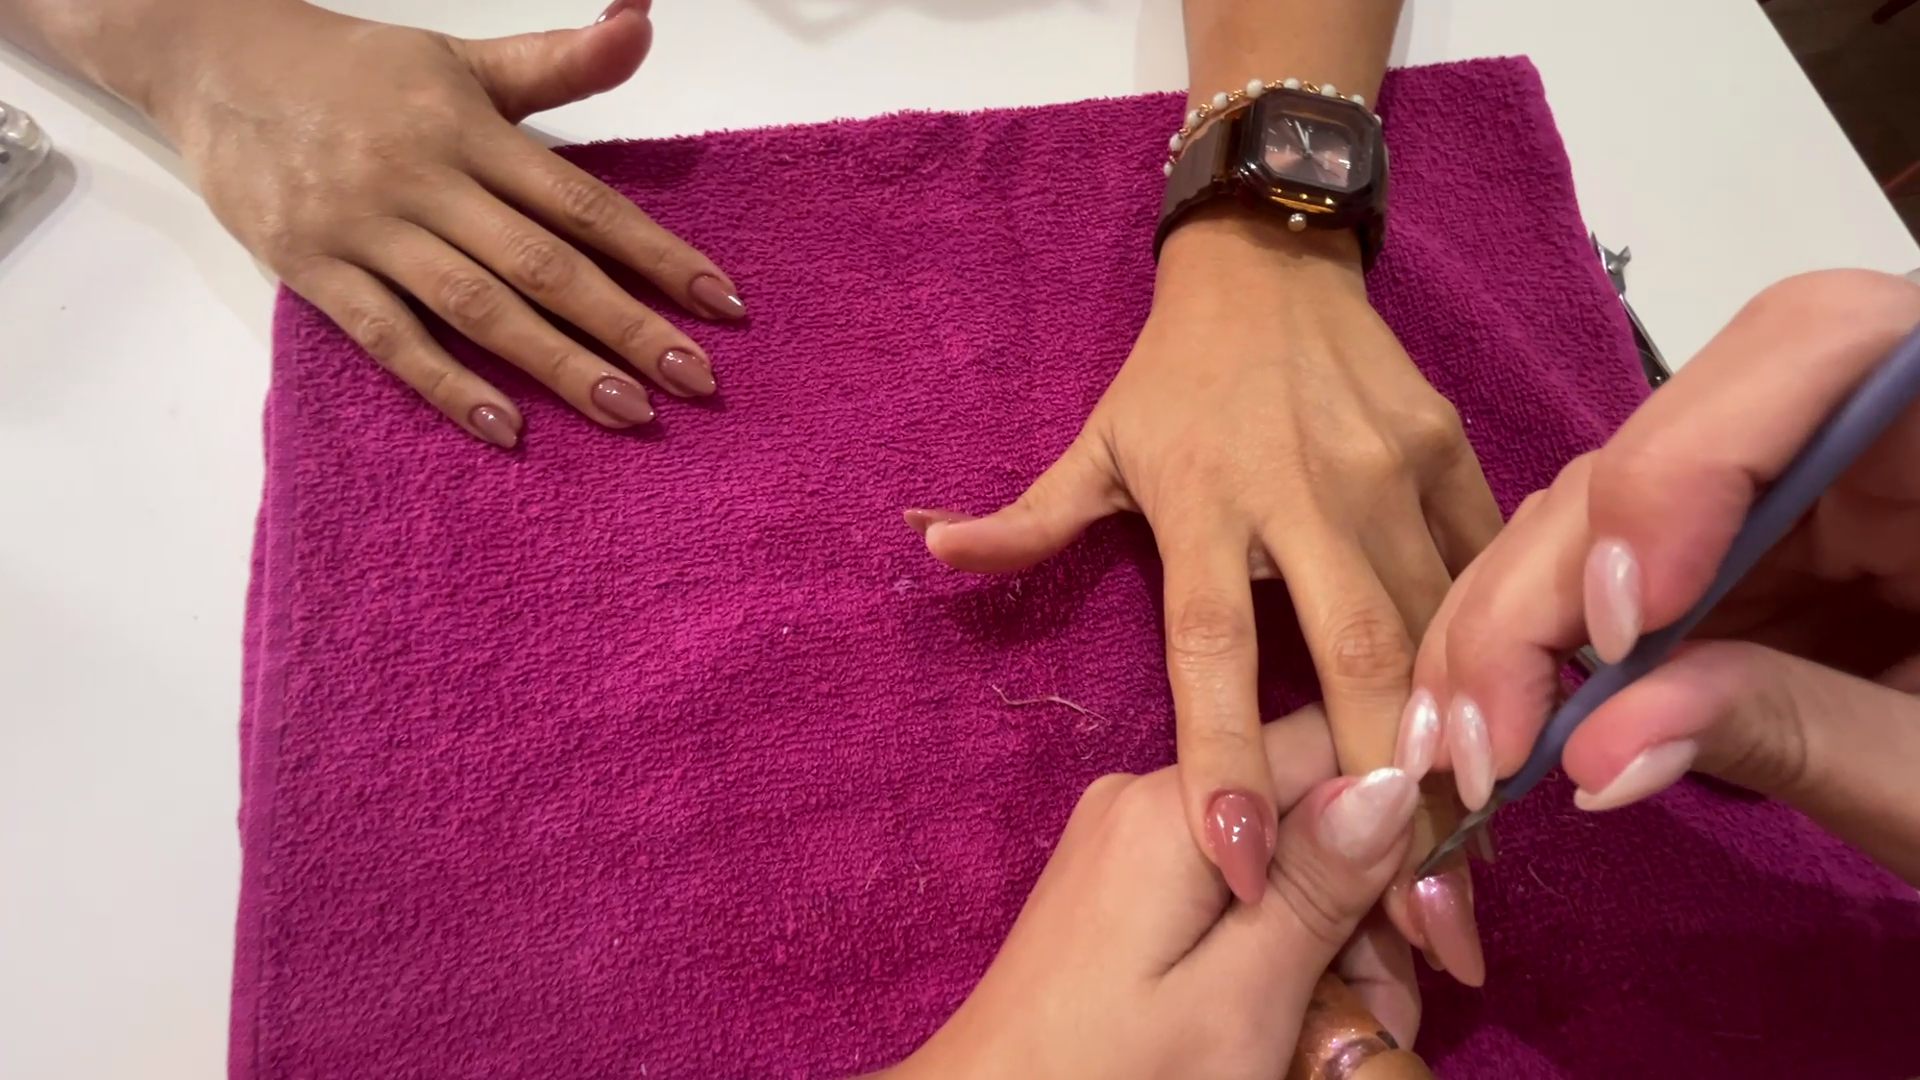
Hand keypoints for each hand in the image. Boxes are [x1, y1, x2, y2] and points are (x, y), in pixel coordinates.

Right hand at [147, 0, 742, 448]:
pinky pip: (386, 337)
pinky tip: (505, 428)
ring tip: (631, 414)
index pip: (589, 207)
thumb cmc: (365, 73)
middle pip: (548, 268)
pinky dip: (444, 384)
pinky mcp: (311, 267)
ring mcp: (367, 228)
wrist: (200, 50)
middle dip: (629, 328)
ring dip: (560, 367)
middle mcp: (427, 180)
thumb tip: (645, 19)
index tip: (725, 304)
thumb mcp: (468, 63)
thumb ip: (563, 62)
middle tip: (697, 380)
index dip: (661, 256)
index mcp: (475, 134)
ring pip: (480, 309)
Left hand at [888, 707, 1422, 1079]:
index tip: (1438, 931)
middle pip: (1292, 807)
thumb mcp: (1238, 1002)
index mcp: (1169, 804)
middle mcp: (1140, 790)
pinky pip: (1217, 872)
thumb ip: (1316, 885)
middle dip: (1358, 907)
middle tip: (1384, 1019)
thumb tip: (1394, 775)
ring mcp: (1121, 826)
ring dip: (1319, 933)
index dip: (1397, 823)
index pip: (1317, 749)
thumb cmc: (1116, 1076)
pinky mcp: (1115, 865)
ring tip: (1332, 1038)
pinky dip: (1263, 931)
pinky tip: (1277, 1007)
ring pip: (1262, 847)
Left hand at [906, 207, 1496, 983]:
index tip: (1240, 861)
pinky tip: (1517, 726)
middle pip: (1349, 651)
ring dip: (1459, 735)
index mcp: (1198, 501)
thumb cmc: (1168, 379)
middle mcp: (1299, 495)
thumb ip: (1025, 517)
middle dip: (1385, 783)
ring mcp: (1386, 472)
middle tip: (1419, 913)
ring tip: (1477, 853)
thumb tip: (930, 547)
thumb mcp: (1093, 445)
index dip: (1224, 756)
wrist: (1264, 272)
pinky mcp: (1450, 454)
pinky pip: (1481, 563)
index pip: (1208, 646)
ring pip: (1434, 619)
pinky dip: (1500, 646)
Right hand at [1411, 269, 1919, 884]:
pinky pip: (1560, 579)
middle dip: (1533, 602)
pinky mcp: (1683, 566)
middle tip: (1485, 732)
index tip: (1626, 625)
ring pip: (1566, 523)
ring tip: (1461, 744)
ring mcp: (1742, 508)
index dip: (1688, 464)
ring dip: (1493, 634)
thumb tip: (1592, 754)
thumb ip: (1799, 733)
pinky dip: (1507, 650)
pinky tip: (1479, 718)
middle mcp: (1835, 446)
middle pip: (1627, 465)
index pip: (1812, 349)